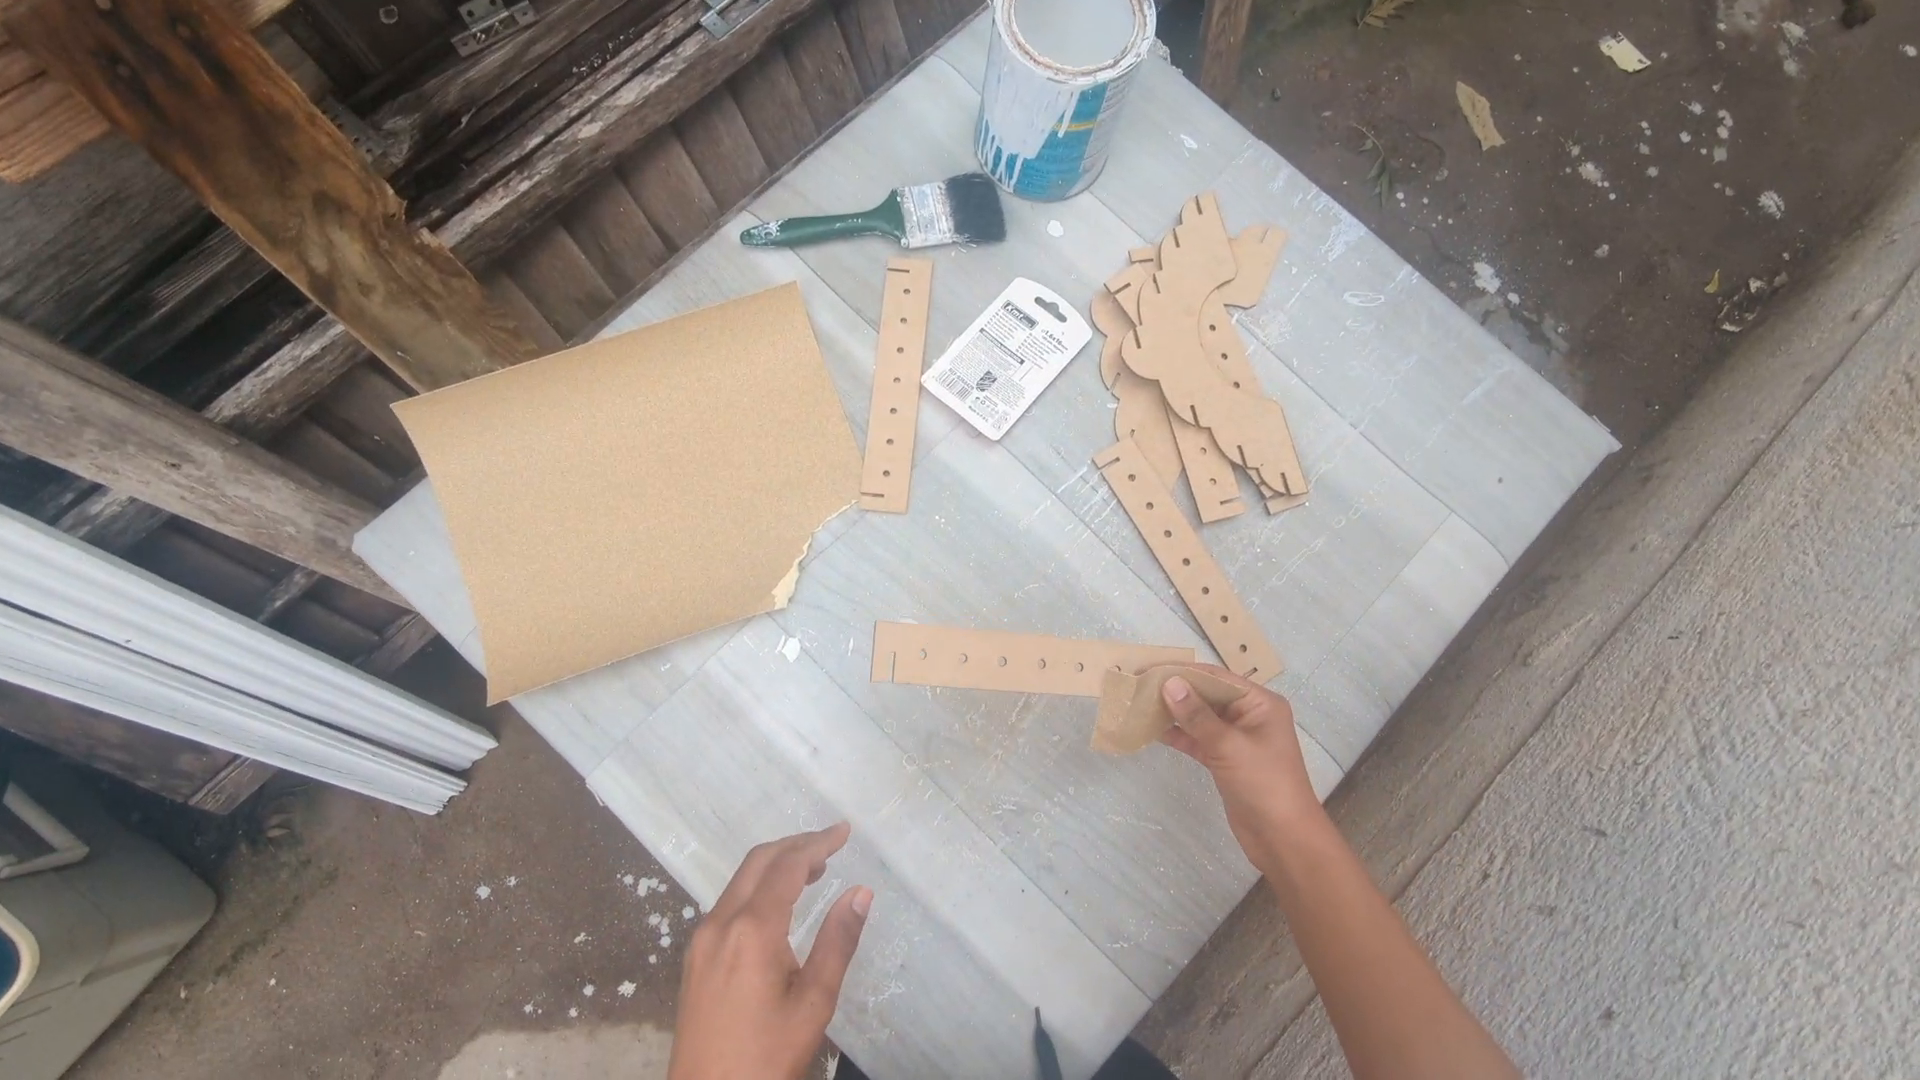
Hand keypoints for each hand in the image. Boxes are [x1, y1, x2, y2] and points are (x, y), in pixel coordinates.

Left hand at [668, 823, 872, 1079]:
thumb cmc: (766, 1056)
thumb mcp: (813, 1003)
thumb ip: (838, 942)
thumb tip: (861, 892)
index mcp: (751, 929)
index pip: (787, 867)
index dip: (817, 843)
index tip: (845, 831)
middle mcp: (720, 923)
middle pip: (759, 862)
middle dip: (796, 845)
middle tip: (832, 843)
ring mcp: (702, 939)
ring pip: (741, 879)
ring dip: (776, 864)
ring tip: (814, 869)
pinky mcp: (695, 957)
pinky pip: (729, 901)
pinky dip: (759, 886)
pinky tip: (780, 904)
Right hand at [1158, 666, 1327, 872]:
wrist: (1282, 838)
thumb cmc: (1264, 784)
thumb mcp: (1229, 745)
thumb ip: (1196, 714)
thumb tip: (1169, 682)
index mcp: (1260, 704)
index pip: (1216, 677)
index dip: (1183, 671)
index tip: (1149, 669)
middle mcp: (1249, 716)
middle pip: (1207, 695)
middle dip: (1175, 691)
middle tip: (1139, 686)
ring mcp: (1236, 739)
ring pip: (1199, 718)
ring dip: (1173, 713)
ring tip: (1139, 705)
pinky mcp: (1224, 759)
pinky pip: (1197, 739)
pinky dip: (1178, 735)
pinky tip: (1152, 730)